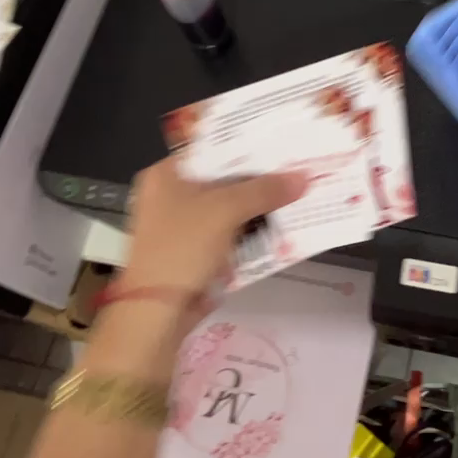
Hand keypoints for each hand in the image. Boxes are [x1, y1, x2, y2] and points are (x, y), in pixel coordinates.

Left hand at [121, 158, 307, 299]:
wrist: (156, 312)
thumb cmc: (182, 248)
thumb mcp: (226, 210)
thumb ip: (264, 190)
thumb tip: (302, 177)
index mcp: (167, 173)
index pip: (212, 148)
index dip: (247, 147)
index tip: (281, 145)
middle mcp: (170, 194)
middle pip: (222, 180)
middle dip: (258, 180)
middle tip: (295, 170)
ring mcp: (180, 226)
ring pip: (227, 209)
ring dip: (257, 209)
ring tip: (296, 197)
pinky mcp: (192, 252)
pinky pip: (227, 234)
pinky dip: (248, 233)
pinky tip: (278, 229)